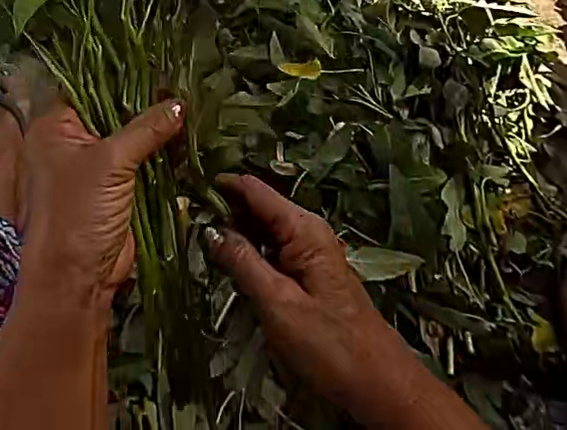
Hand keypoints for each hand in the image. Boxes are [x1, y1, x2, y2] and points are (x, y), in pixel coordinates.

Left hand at [16, 95, 184, 304]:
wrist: (77, 282)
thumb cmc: (77, 214)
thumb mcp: (110, 163)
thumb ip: (146, 128)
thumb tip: (180, 102)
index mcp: (55, 127)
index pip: (87, 85)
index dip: (119, 74)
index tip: (154, 61)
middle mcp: (71, 141)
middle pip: (112, 110)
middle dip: (144, 101)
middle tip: (179, 81)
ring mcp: (94, 165)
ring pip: (129, 135)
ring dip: (156, 127)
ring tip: (188, 104)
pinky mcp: (115, 187)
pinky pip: (140, 160)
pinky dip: (160, 152)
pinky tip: (185, 136)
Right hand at [206, 175, 485, 429]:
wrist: (378, 381)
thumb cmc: (329, 343)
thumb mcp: (278, 304)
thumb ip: (243, 263)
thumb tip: (210, 230)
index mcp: (302, 227)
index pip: (255, 189)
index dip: (222, 185)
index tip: (189, 186)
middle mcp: (307, 228)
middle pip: (259, 204)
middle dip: (225, 207)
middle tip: (188, 216)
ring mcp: (310, 248)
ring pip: (264, 227)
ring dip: (236, 229)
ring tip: (200, 234)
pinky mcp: (309, 269)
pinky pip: (274, 246)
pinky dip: (251, 248)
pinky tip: (230, 259)